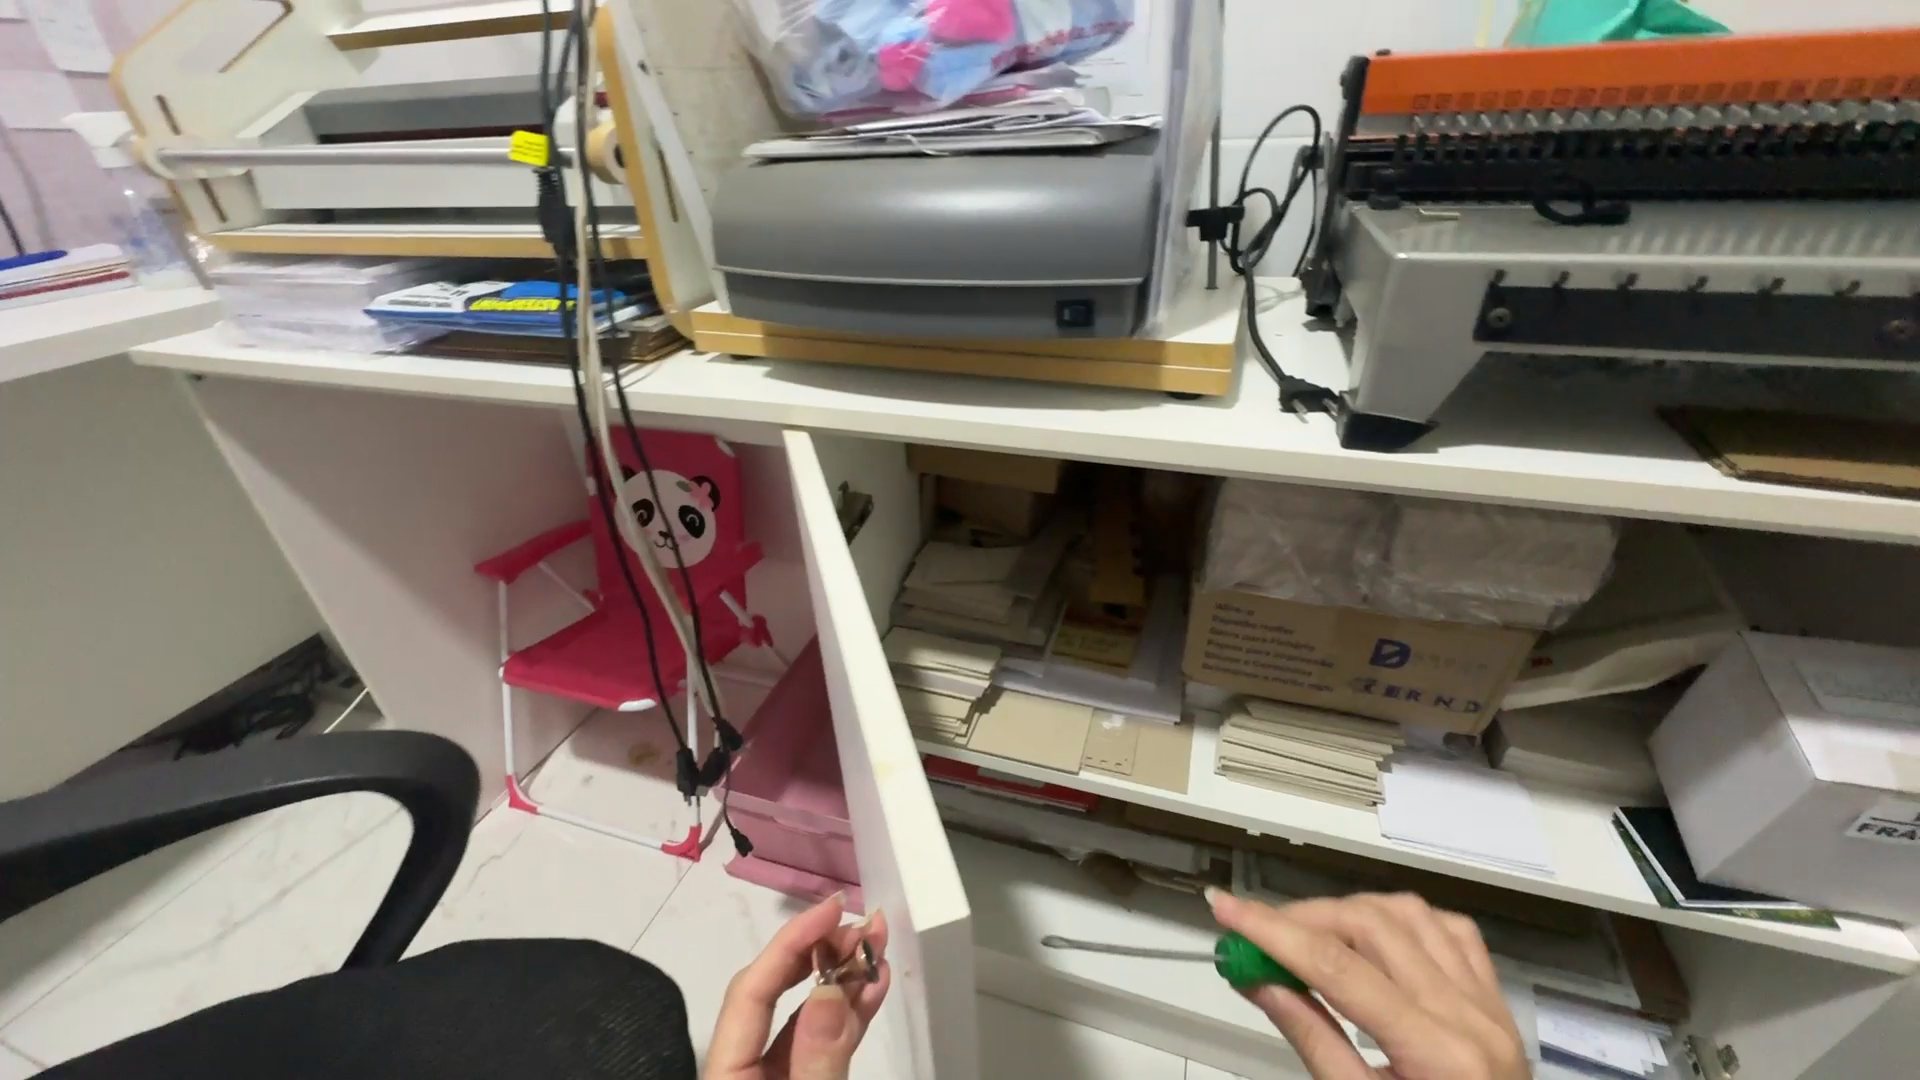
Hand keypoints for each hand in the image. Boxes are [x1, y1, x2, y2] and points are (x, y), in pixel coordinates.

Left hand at [705, 892, 890, 1079]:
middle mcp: (742, 1068)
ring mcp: (771, 1078)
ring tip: (878, 944)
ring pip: (803, 1014)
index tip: (836, 908)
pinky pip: (822, 1041)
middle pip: (773, 992)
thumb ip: (815, 1059)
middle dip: (820, 952)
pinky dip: (849, 1012)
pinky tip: (874, 984)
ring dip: (843, 976)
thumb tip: (829, 989)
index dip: (791, 943)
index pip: (750, 992)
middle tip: (865, 926)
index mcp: (725, 1075)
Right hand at [1208, 889, 1528, 1079]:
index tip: (1222, 906)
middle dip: (1302, 919)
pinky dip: (1401, 919)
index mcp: (1439, 1055)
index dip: (1271, 930)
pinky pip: (1449, 930)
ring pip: (1407, 913)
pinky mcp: (1496, 1001)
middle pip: (1369, 926)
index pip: (1336, 966)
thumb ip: (1311, 1038)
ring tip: (1307, 937)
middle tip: (1255, 935)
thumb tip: (1254, 976)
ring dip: (1347, 912)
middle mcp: (1470, 1015)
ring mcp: (1489, 1004)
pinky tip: (1372, 938)